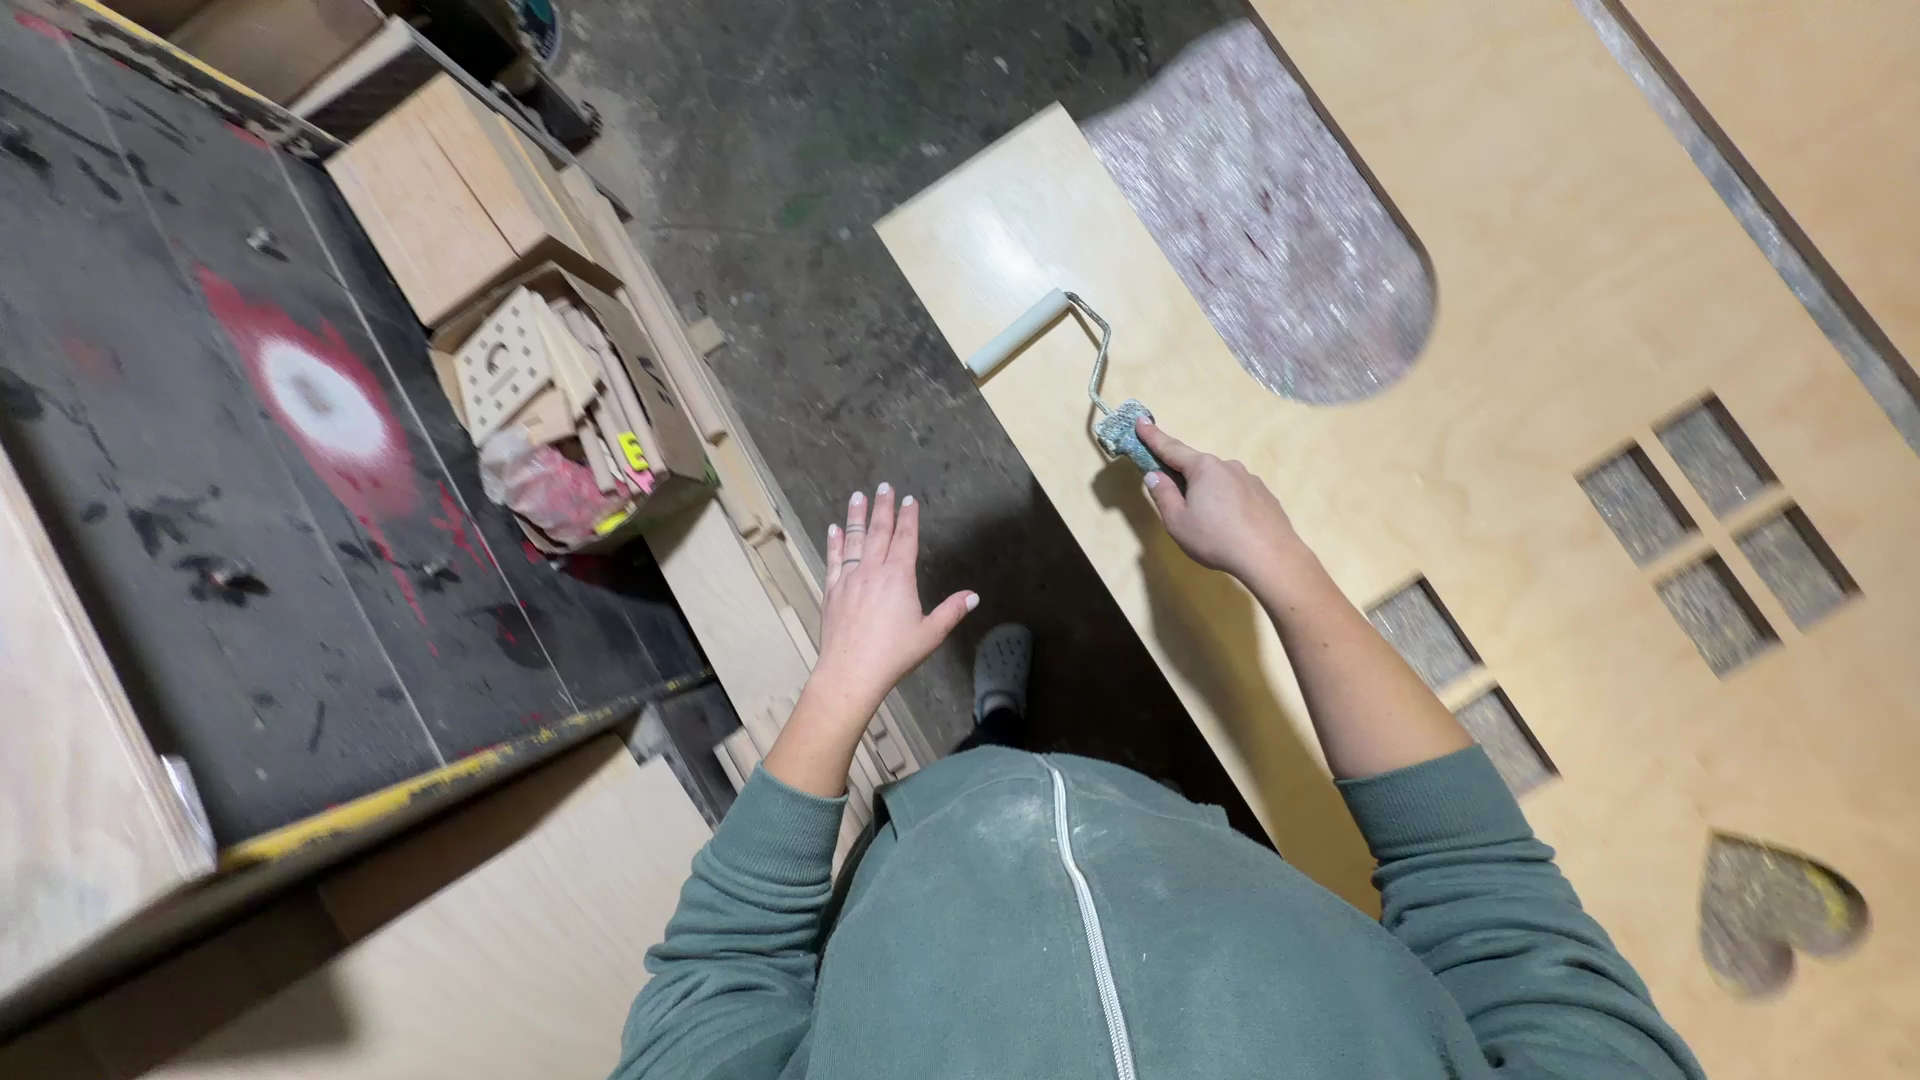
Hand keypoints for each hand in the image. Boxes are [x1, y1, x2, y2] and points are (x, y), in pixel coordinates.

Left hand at [808, 484, 977, 723]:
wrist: (851, 672)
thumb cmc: (894, 654)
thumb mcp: (930, 634)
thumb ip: (951, 611)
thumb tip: (974, 595)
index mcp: (899, 577)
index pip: (905, 539)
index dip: (908, 518)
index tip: (909, 500)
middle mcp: (873, 571)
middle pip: (879, 532)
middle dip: (882, 508)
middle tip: (884, 486)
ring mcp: (849, 579)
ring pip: (854, 540)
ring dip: (856, 516)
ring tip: (858, 496)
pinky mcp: (832, 591)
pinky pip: (834, 560)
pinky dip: (835, 542)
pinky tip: (835, 529)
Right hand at [1136, 418, 1305, 584]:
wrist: (1270, 557)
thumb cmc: (1215, 538)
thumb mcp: (1177, 521)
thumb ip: (1163, 495)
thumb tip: (1154, 474)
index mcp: (1203, 468)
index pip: (1171, 449)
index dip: (1153, 437)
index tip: (1141, 421)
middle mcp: (1228, 466)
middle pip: (1197, 467)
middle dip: (1183, 479)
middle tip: (1177, 504)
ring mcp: (1250, 479)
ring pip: (1219, 482)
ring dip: (1208, 494)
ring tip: (1208, 525)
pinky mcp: (1265, 495)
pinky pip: (1237, 494)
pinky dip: (1228, 504)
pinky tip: (1230, 527)